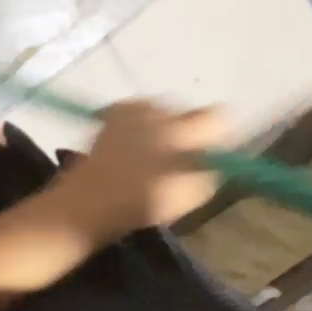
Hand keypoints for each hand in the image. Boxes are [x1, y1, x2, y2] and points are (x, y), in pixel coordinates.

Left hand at [53, 100, 228, 241]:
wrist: (90, 199)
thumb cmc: (143, 201)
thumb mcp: (188, 194)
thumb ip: (209, 172)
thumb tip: (216, 161)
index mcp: (184, 129)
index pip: (218, 117)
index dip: (221, 131)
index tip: (217, 148)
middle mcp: (161, 111)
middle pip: (188, 112)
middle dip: (190, 129)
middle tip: (183, 156)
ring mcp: (134, 108)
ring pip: (163, 110)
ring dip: (165, 125)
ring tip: (156, 152)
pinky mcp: (114, 112)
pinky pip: (138, 111)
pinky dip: (141, 122)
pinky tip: (134, 142)